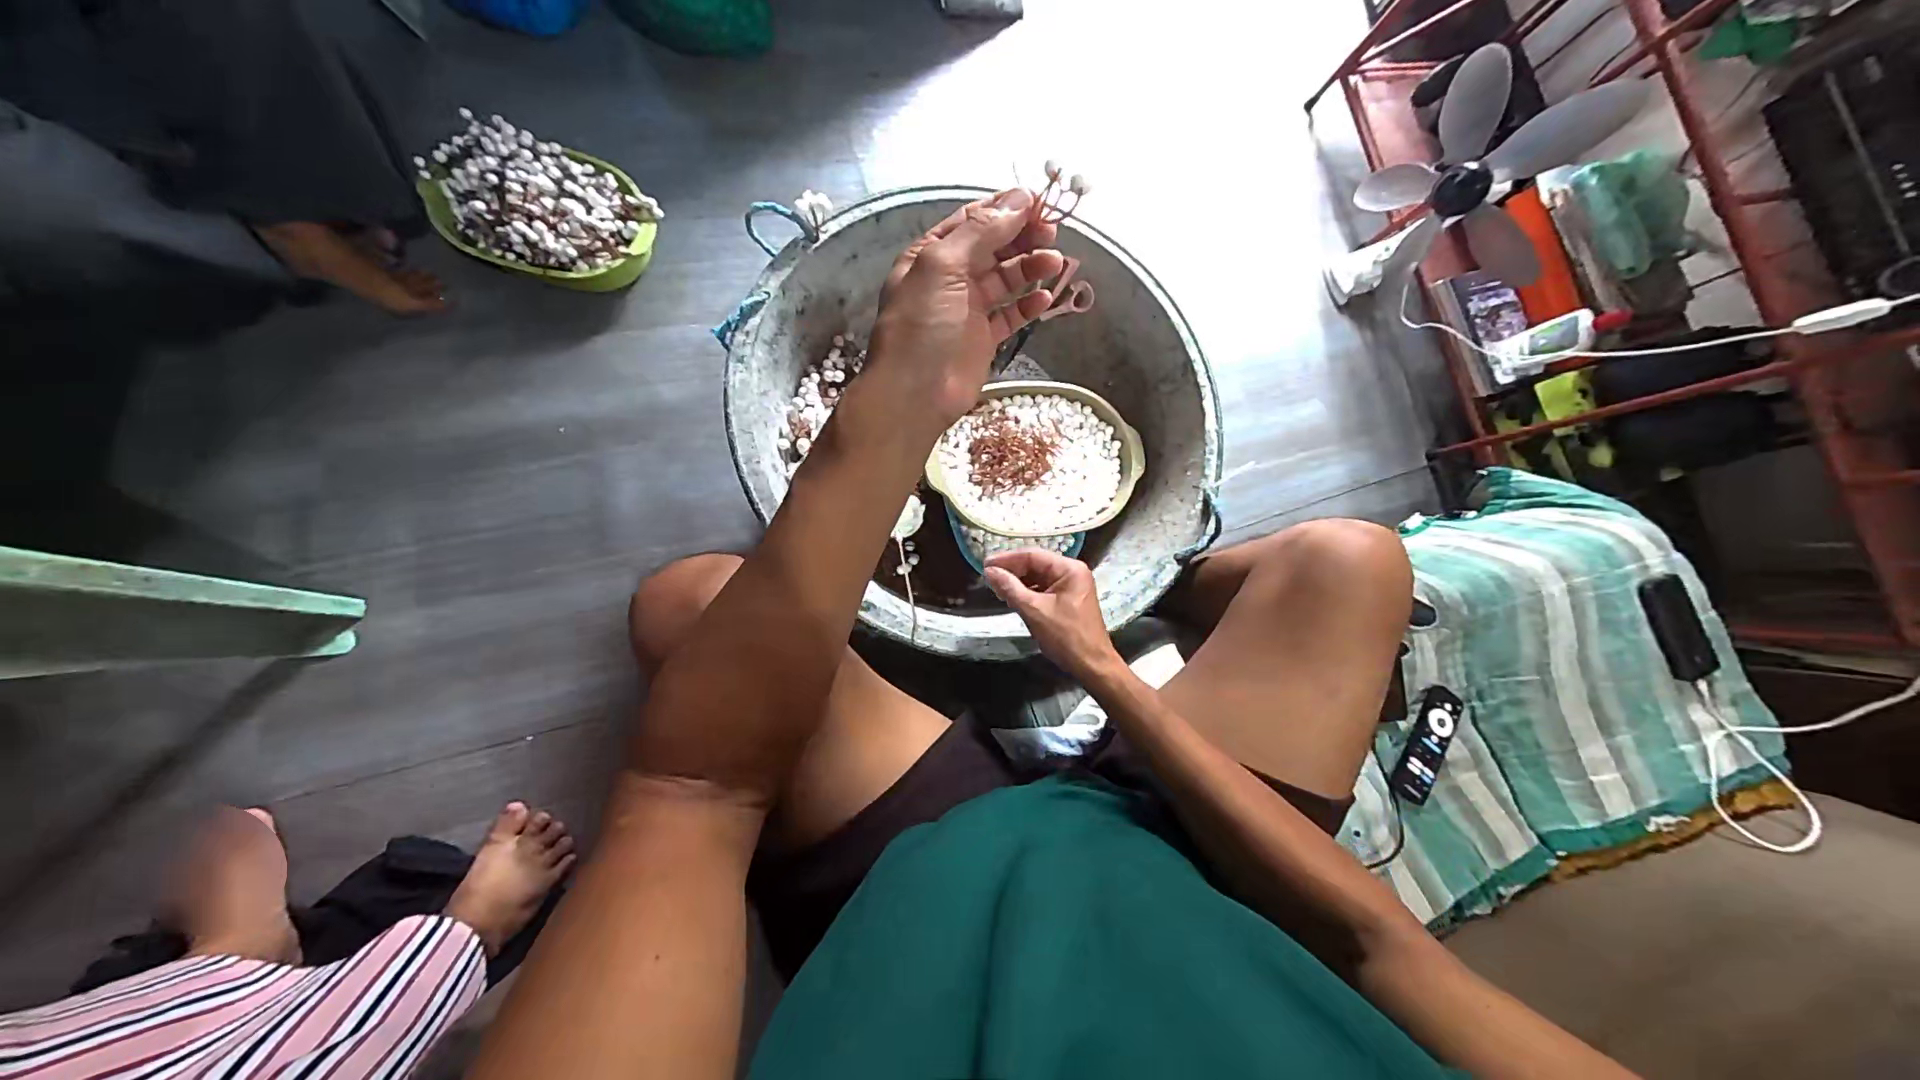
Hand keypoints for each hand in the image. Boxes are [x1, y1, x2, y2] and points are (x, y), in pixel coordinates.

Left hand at [866, 189, 1063, 429]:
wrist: (915, 393)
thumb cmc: (922, 325)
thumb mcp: (943, 265)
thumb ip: (981, 231)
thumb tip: (1019, 199)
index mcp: (931, 254)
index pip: (972, 221)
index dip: (1005, 209)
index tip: (1040, 203)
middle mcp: (949, 278)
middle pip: (993, 247)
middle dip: (1022, 236)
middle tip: (1052, 233)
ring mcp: (967, 309)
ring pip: (1005, 279)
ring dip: (1030, 267)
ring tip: (1054, 262)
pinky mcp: (983, 338)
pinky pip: (1010, 315)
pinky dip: (1028, 304)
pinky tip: (1044, 297)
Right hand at [984, 548, 1120, 681]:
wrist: (1092, 665)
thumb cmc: (1066, 637)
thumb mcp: (1034, 611)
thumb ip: (1010, 588)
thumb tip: (990, 572)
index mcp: (1069, 569)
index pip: (1032, 555)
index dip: (1007, 559)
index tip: (985, 564)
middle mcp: (1072, 572)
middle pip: (1035, 564)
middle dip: (1011, 571)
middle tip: (988, 577)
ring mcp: (1071, 586)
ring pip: (1038, 577)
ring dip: (1017, 582)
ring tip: (996, 588)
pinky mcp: (1068, 600)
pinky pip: (1043, 589)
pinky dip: (1027, 592)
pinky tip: (1012, 598)